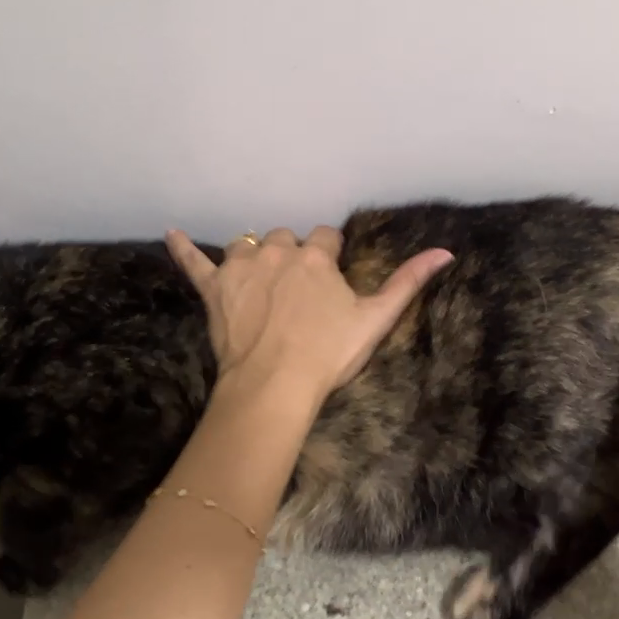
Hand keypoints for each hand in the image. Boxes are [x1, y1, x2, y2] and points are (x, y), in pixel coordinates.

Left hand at [166, 225, 453, 401]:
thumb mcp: (376, 319)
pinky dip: (183, 249)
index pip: (326, 237)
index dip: (331, 254)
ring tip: (263, 279)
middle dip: (293, 256)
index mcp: (316, 257)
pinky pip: (194, 262)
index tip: (332, 276)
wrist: (275, 384)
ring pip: (248, 245)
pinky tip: (171, 234)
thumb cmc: (329, 354)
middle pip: (285, 239)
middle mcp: (277, 252)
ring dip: (255, 256)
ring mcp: (241, 268)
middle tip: (299, 292)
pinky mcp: (213, 288)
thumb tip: (446, 252)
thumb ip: (408, 281)